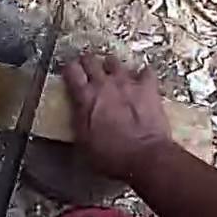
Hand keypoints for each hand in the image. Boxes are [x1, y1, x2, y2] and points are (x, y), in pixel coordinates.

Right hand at [60, 52, 177, 181]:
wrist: (146, 156)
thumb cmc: (111, 155)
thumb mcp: (83, 142)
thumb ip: (78, 119)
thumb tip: (76, 108)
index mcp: (85, 96)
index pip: (71, 71)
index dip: (69, 69)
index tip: (70, 72)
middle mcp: (104, 83)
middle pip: (91, 60)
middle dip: (87, 61)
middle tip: (88, 68)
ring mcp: (127, 82)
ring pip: (115, 61)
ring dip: (111, 67)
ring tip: (113, 74)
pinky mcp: (148, 86)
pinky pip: (144, 71)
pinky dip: (142, 74)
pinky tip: (142, 80)